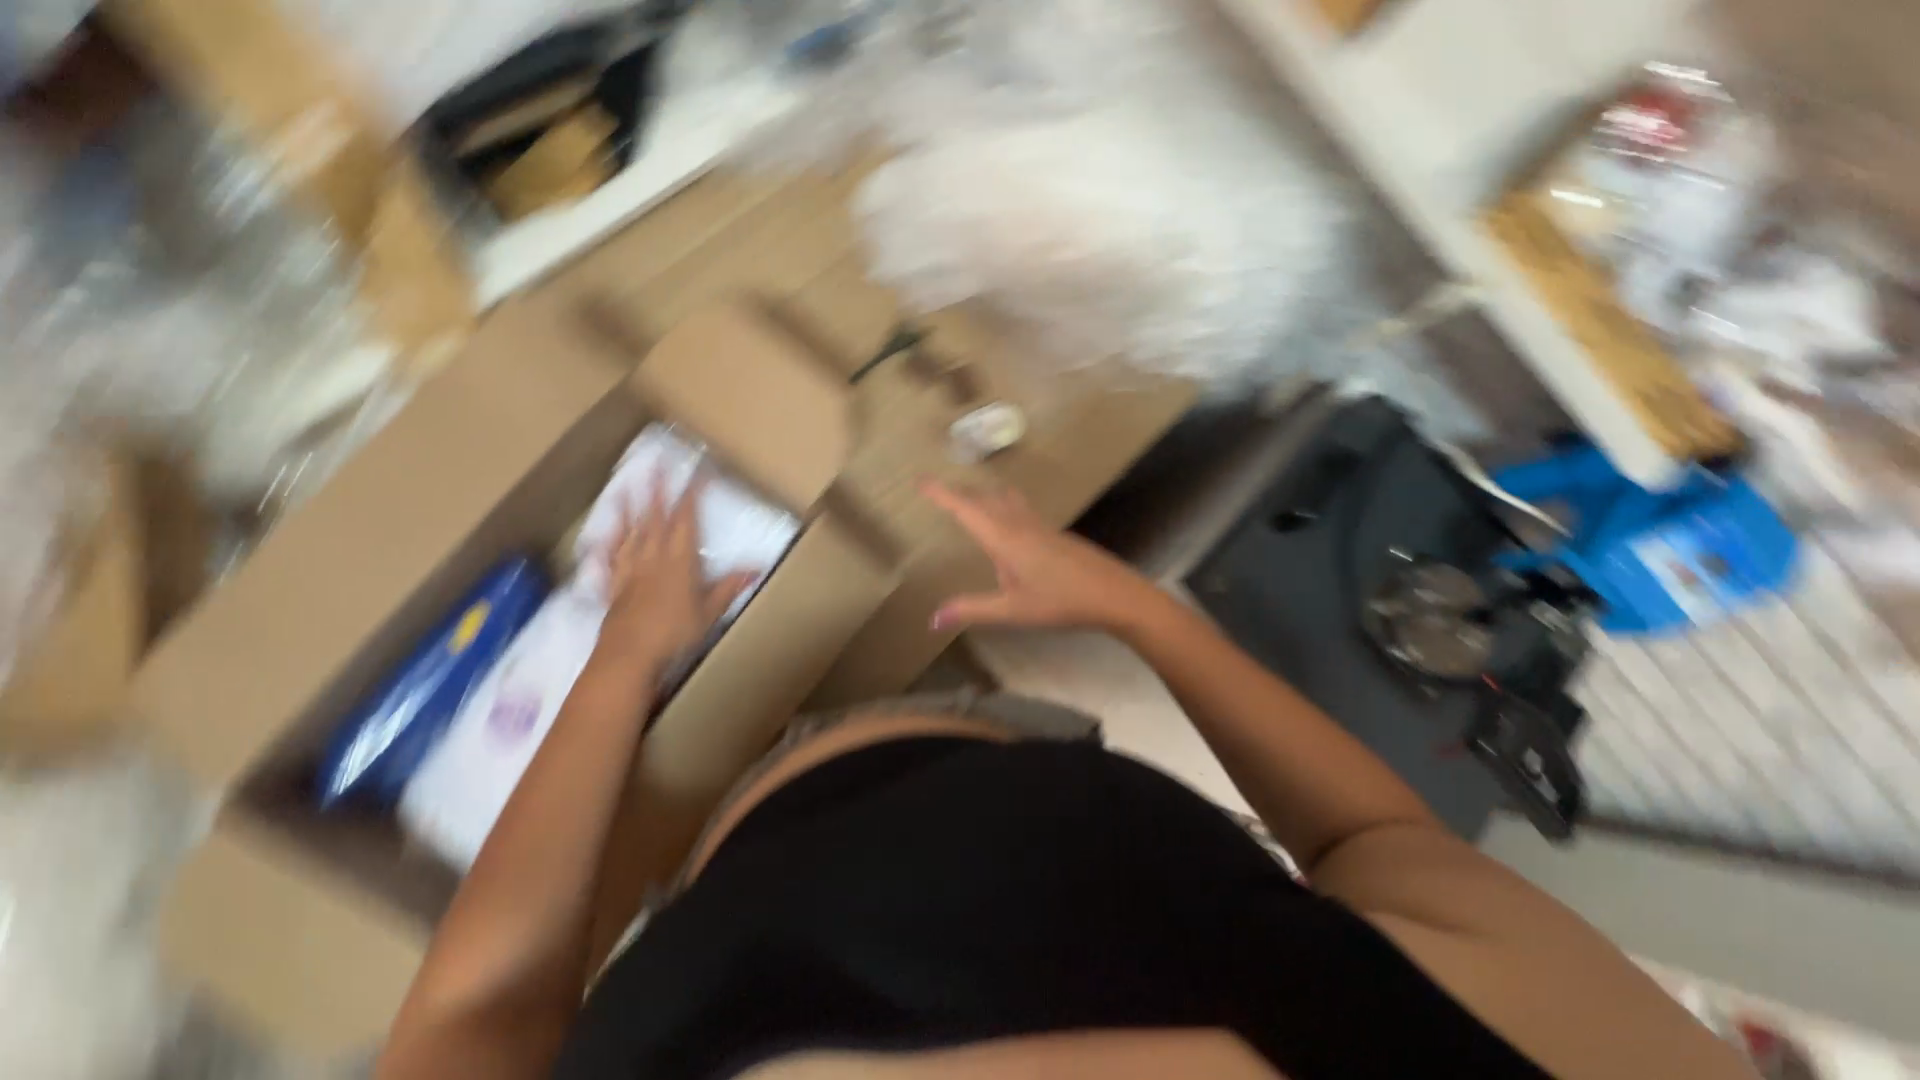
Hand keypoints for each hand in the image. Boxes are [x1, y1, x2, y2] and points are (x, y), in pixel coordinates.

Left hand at [596, 471, 758, 671]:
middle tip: (657, 461)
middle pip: (655, 516)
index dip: (693, 492)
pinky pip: (610, 557)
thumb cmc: (674, 634)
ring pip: (630, 530)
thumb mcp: (709, 613)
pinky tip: (602, 533)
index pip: (687, 518)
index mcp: (679, 560)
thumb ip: (728, 587)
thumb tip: (756, 567)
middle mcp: (652, 556)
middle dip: (658, 487)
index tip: (699, 470)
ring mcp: (629, 568)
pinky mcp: (613, 584)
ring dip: (630, 506)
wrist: (627, 656)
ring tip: (627, 483)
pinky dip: (607, 542)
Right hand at [922, 480, 1167, 633]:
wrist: (1115, 594)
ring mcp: (1040, 526)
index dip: (941, 493)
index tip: (920, 480)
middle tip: (938, 492)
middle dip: (959, 492)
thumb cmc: (1062, 602)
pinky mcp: (1054, 534)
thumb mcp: (1012, 611)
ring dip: (983, 495)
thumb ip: (972, 610)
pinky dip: (1002, 506)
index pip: (965, 508)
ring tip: (970, 500)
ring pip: (1005, 499)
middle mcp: (1020, 524)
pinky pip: (1020, 509)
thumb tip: (932, 619)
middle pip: (984, 498)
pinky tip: (1008, 524)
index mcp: (1004, 538)